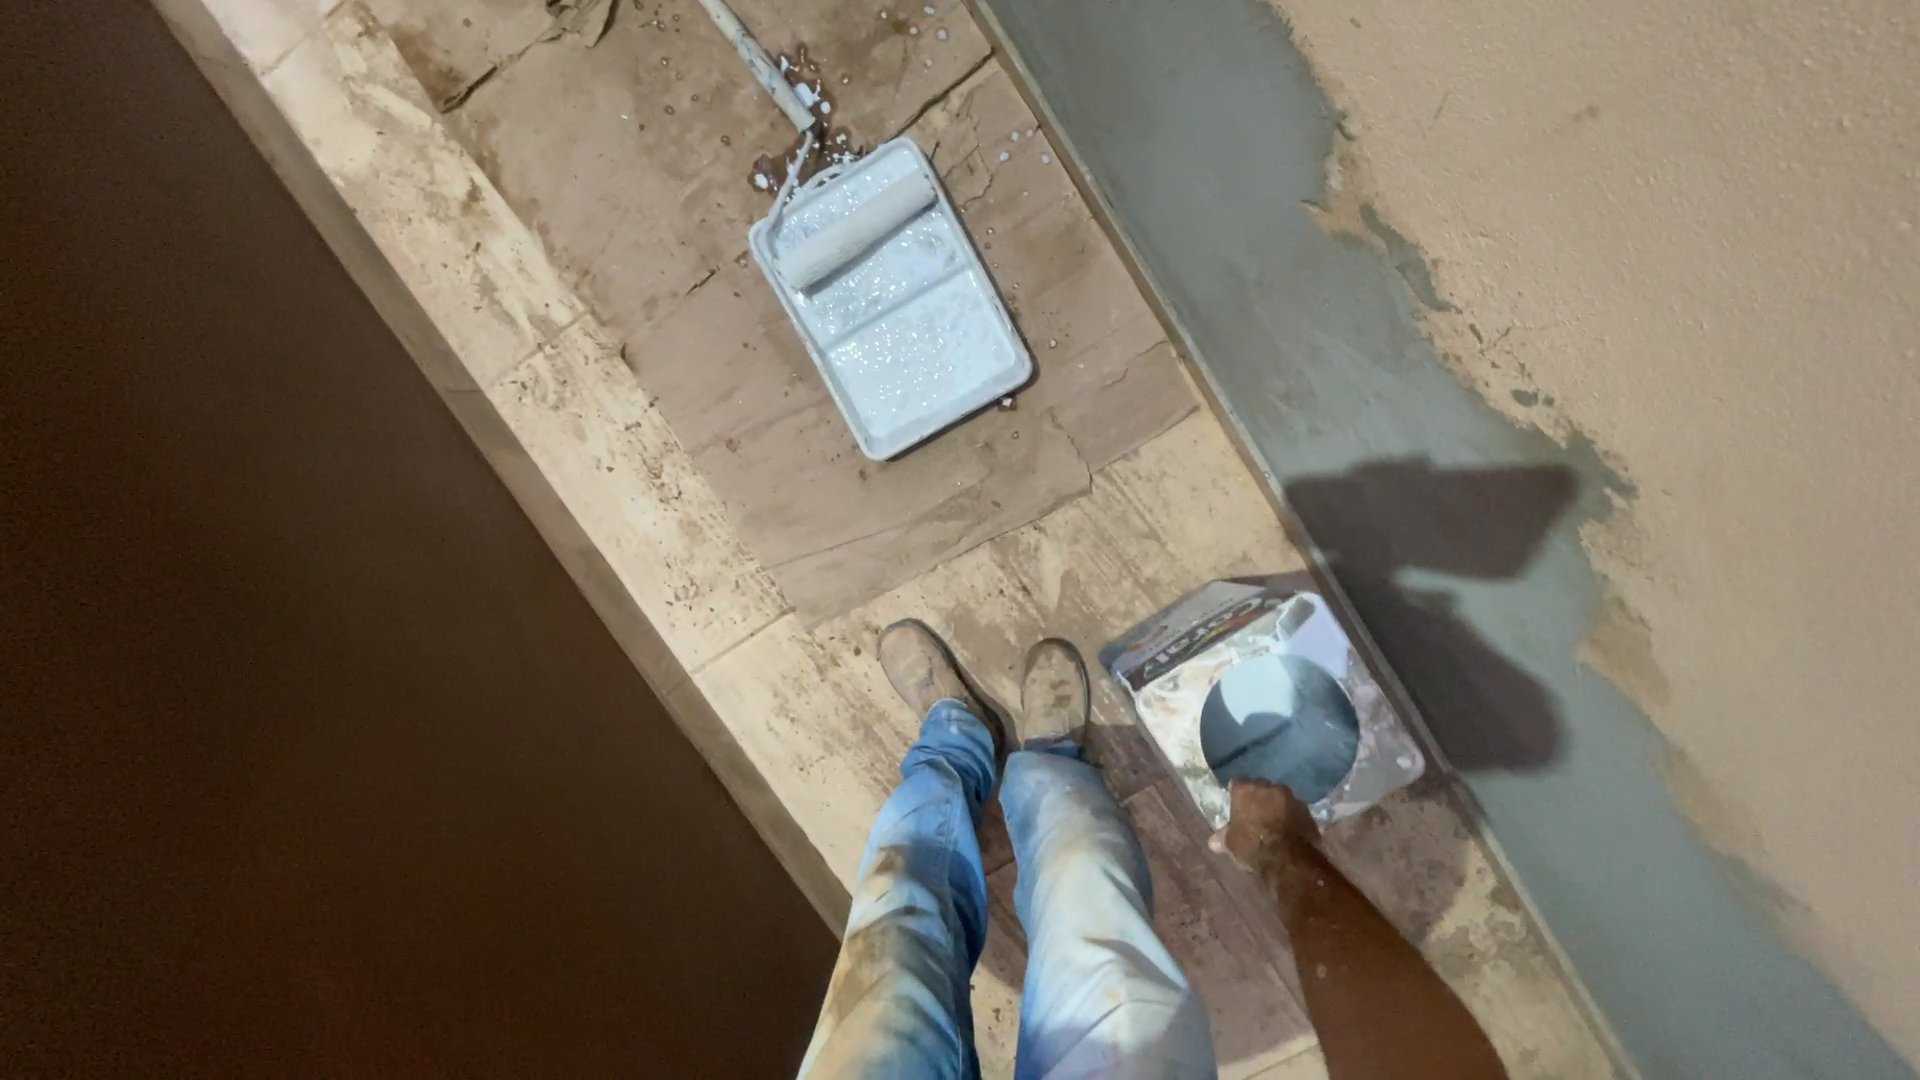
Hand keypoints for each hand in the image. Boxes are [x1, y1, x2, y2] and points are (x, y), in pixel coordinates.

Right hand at [1207, 778, 1317, 867]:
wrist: (1290, 861)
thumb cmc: (1253, 847)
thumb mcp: (1232, 844)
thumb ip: (1223, 837)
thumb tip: (1212, 842)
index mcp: (1245, 790)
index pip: (1237, 782)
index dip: (1237, 793)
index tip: (1236, 804)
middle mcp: (1268, 787)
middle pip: (1261, 786)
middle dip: (1258, 797)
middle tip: (1255, 813)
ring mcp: (1291, 798)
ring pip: (1280, 797)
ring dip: (1277, 806)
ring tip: (1275, 822)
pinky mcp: (1308, 811)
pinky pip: (1295, 810)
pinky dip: (1292, 817)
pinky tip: (1290, 830)